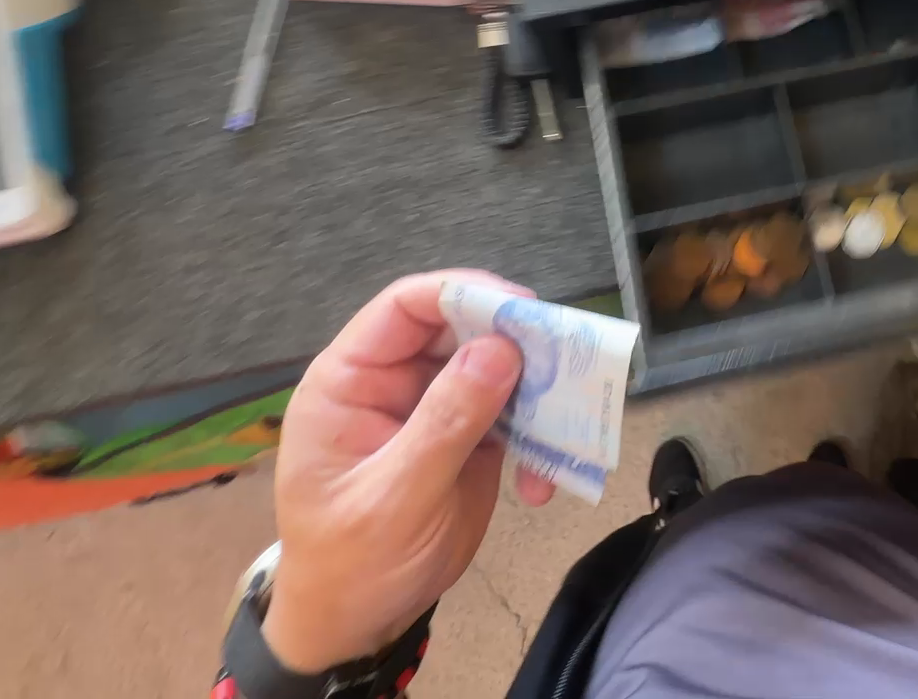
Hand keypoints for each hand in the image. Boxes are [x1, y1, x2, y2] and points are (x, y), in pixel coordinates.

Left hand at [263, 271, 556, 672]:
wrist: (364, 624)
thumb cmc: (352, 564)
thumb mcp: (393, 498)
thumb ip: (444, 422)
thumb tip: (500, 349)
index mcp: (354, 379)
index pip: (406, 307)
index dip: (463, 293)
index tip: (522, 308)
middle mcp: (399, 379)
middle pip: (465, 328)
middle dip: (516, 341)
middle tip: (565, 358)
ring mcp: (440, 403)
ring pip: (501, 364)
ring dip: (538, 391)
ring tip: (565, 421)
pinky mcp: (475, 430)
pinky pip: (518, 408)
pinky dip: (540, 435)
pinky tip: (540, 484)